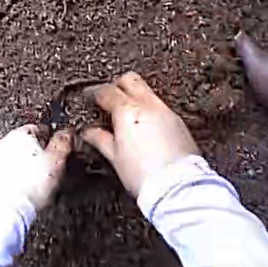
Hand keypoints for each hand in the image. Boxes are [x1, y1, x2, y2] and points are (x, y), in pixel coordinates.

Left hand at [0, 124, 74, 212]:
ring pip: (0, 163)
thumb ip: (63, 144)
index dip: (46, 141)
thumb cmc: (27, 189)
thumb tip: (67, 133)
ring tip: (21, 190)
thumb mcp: (56, 164)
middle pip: (16, 146)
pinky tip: (5, 198)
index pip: (36, 130)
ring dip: (9, 172)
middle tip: (37, 175)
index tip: (51, 153)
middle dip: (26, 157)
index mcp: (20, 136)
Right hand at [81, 72, 200, 198]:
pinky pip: (160, 106)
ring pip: (147, 91)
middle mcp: (147, 105)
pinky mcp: (178, 121)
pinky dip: (149, 110)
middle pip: (130, 80)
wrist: (178, 187)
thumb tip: (89, 132)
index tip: (91, 98)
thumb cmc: (145, 176)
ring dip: (135, 97)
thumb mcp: (115, 158)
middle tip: (110, 100)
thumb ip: (100, 140)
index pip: (107, 91)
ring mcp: (165, 111)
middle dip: (117, 85)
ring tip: (128, 116)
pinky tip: (145, 127)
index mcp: (127, 111)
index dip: (95, 93)